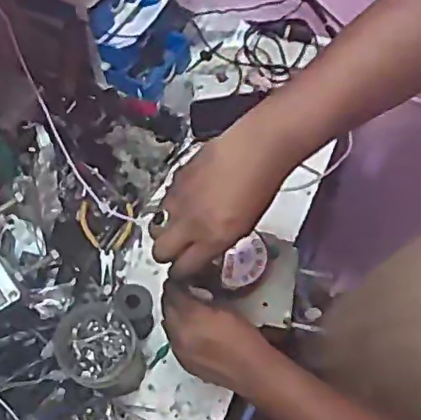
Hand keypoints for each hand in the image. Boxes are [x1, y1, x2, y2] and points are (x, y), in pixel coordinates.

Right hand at [152, 126, 296, 278]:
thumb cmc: (261, 185)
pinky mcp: (175, 180)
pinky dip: (175, 201)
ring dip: (169, 225)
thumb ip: (219, 241)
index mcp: (211, 239)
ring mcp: (179, 201)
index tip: (184, 269)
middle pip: (160, 252)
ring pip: (159, 223)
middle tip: (178, 247)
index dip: (182, 272)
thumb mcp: (245, 227)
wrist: (257, 148)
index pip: (182, 269)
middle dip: (166, 253)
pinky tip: (192, 194)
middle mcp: (190, 224)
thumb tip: (206, 249)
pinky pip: (167, 198)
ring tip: (186, 217)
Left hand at [160, 284, 281, 396]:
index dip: (176, 283)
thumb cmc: (243, 337)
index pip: (172, 293)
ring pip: (169, 326)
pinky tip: (192, 331)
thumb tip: (193, 294)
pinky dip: (180, 332)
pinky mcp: (184, 363)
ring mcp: (179, 350)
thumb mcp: (224, 308)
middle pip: (167, 310)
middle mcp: (177, 334)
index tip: (181, 279)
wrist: (251, 370)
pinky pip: (175, 342)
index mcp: (188, 316)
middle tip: (183, 292)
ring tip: (188, 311)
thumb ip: (203, 299)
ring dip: (175, 316)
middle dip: (173, 300)